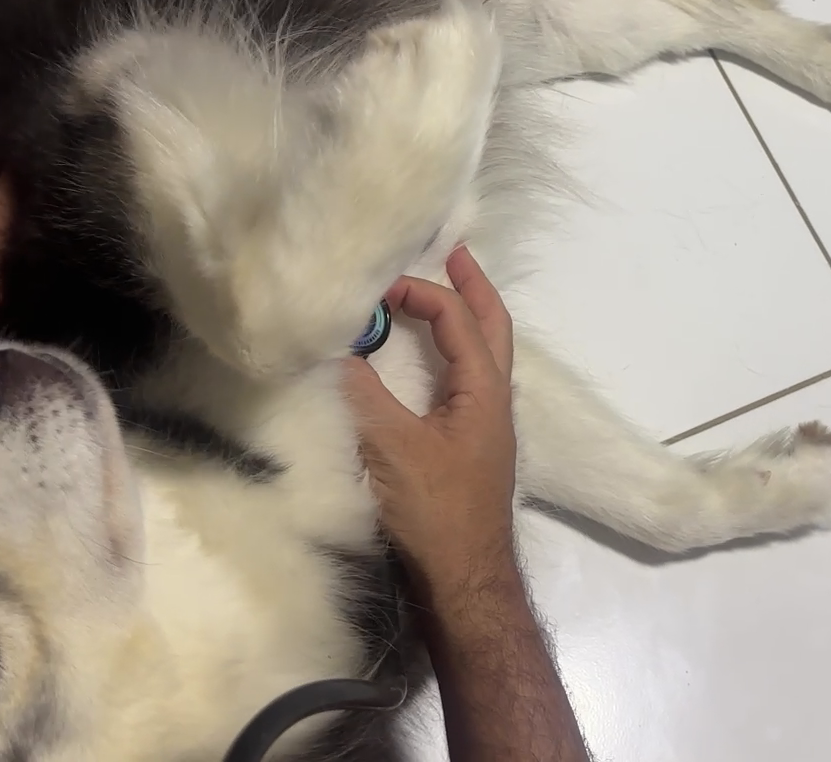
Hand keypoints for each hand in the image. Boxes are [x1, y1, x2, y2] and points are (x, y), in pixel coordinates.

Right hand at [342, 247, 516, 586]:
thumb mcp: (392, 448)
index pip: (460, 320)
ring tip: (442, 292)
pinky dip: (453, 351)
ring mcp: (488, 420)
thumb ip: (363, 395)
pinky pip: (469, 377)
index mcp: (485, 388)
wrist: (466, 579)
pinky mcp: (473, 441)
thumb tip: (335, 346)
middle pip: (493, 325)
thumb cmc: (437, 511)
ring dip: (467, 317)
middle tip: (455, 251)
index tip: (381, 284)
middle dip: (475, 285)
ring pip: (485, 351)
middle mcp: (496, 396)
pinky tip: (430, 358)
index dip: (424, 293)